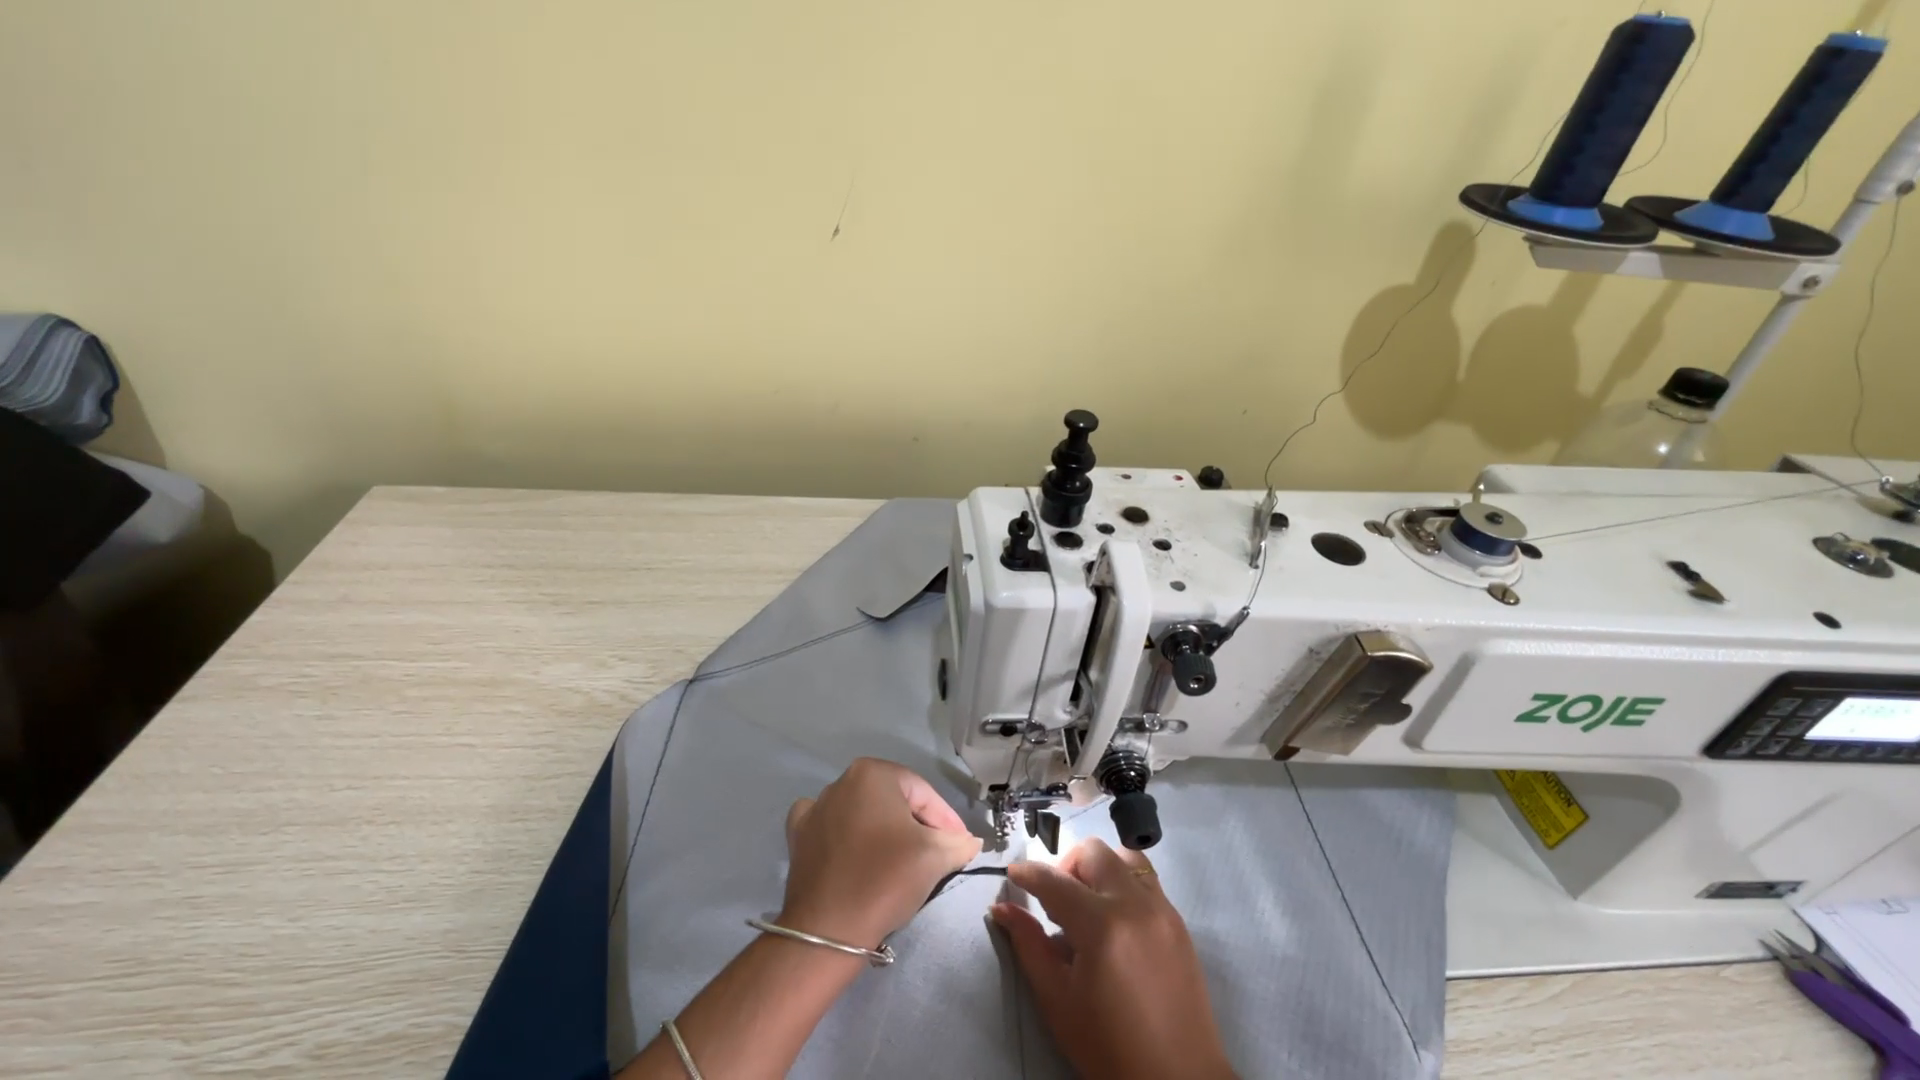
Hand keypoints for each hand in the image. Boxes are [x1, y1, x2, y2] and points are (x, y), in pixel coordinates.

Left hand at [779, 758, 982, 950]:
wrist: (828, 929)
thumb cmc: (886, 879)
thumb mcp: (935, 857)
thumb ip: (958, 842)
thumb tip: (970, 841)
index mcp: (872, 774)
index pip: (923, 793)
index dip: (946, 820)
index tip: (960, 845)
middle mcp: (839, 782)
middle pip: (893, 801)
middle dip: (917, 824)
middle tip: (937, 853)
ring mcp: (814, 809)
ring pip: (863, 814)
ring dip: (884, 831)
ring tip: (902, 860)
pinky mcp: (798, 837)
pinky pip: (833, 829)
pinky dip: (847, 837)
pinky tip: (857, 852)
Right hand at [993, 838, 1236, 1079]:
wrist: (1177, 1078)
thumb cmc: (1107, 1045)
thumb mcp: (1057, 999)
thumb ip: (1029, 945)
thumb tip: (1002, 908)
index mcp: (1101, 925)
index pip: (1055, 881)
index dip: (1028, 873)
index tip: (1012, 874)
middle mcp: (1136, 905)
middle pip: (1095, 853)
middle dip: (1066, 866)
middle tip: (1053, 901)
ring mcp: (1163, 910)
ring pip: (1127, 858)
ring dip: (1100, 868)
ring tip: (1086, 904)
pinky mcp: (1179, 923)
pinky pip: (1148, 881)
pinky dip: (1124, 884)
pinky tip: (1113, 922)